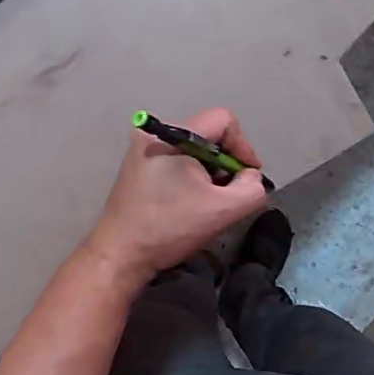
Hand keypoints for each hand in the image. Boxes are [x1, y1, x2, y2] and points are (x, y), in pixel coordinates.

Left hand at [86, 108, 269, 282]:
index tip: (248, 177)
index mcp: (172, 134)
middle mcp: (154, 133)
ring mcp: (141, 150)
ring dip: (209, 172)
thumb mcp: (223, 210)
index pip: (224, 121)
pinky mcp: (137, 167)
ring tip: (208, 201)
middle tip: (229, 194)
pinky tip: (189, 203)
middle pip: (208, 135)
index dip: (243, 147)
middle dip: (225, 163)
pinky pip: (176, 161)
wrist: (121, 253)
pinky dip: (190, 177)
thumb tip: (250, 177)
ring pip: (192, 150)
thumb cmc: (170, 227)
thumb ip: (252, 189)